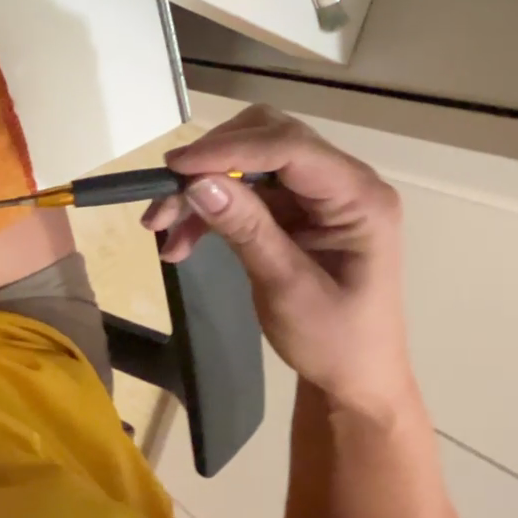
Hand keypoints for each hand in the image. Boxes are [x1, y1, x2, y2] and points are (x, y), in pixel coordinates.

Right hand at [142, 104, 413, 416]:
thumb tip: (198, 183)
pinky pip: (240, 191)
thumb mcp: (288, 288)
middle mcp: (341, 182)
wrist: (351, 379)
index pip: (291, 147)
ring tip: (158, 225)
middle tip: (166, 192)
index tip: (174, 168)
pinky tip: (177, 243)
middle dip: (211, 160)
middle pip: (267, 138)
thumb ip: (247, 230)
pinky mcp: (292, 210)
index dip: (229, 150)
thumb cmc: (334, 341)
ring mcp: (315, 195)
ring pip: (246, 161)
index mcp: (359, 196)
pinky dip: (205, 210)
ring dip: (200, 187)